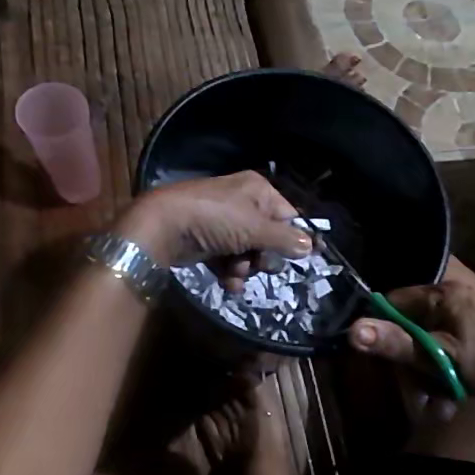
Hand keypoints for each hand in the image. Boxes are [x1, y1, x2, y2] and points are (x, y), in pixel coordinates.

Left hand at [117, 172, 311, 281]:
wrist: (162, 225)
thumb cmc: (215, 219)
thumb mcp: (255, 228)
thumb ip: (285, 239)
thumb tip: (311, 246)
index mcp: (258, 190)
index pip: (288, 215)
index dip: (294, 238)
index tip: (301, 260)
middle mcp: (243, 203)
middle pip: (269, 237)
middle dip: (264, 256)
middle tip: (259, 265)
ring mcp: (224, 222)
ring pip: (248, 252)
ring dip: (246, 268)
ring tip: (235, 273)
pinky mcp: (208, 240)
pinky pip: (229, 259)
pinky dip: (230, 272)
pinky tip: (228, 283)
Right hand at [348, 259, 474, 418]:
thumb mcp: (442, 357)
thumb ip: (398, 344)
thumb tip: (352, 330)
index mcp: (445, 291)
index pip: (394, 302)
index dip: (385, 332)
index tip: (385, 363)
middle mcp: (459, 296)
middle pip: (413, 327)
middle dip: (412, 365)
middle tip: (419, 395)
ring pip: (433, 344)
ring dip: (430, 376)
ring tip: (440, 403)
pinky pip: (453, 351)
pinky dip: (450, 374)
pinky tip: (455, 398)